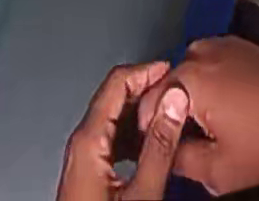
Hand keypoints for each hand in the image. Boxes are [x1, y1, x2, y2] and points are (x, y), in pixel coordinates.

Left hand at [58, 62, 190, 200]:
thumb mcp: (141, 195)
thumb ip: (159, 144)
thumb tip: (175, 100)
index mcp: (89, 140)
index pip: (117, 82)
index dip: (147, 71)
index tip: (173, 71)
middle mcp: (81, 143)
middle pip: (114, 96)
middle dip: (147, 89)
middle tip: (177, 92)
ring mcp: (82, 158)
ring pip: (114, 116)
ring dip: (142, 111)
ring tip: (171, 117)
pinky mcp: (88, 173)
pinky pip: (112, 137)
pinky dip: (134, 132)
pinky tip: (153, 144)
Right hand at [140, 37, 258, 195]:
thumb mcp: (217, 170)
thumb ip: (179, 161)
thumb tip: (164, 155)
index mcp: (188, 79)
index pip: (145, 106)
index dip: (149, 133)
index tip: (159, 148)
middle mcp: (199, 53)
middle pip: (167, 87)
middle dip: (171, 114)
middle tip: (188, 140)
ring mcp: (219, 44)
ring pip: (188, 75)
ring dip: (191, 98)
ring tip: (211, 124)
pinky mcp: (236, 44)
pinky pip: (209, 65)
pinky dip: (210, 84)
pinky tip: (228, 107)